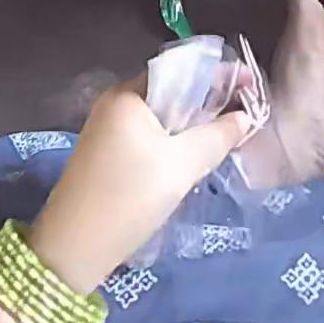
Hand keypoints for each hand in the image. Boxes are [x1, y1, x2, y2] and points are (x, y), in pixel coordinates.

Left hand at [28, 86, 256, 292]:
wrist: (72, 251)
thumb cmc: (129, 198)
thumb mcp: (181, 166)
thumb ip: (217, 136)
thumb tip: (246, 117)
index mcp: (129, 95)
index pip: (182, 70)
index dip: (219, 74)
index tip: (252, 82)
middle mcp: (116, 103)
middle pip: (173, 90)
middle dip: (210, 98)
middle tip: (246, 109)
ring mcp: (110, 127)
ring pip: (163, 113)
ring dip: (195, 120)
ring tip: (230, 128)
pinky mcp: (109, 151)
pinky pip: (151, 132)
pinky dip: (176, 136)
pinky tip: (198, 148)